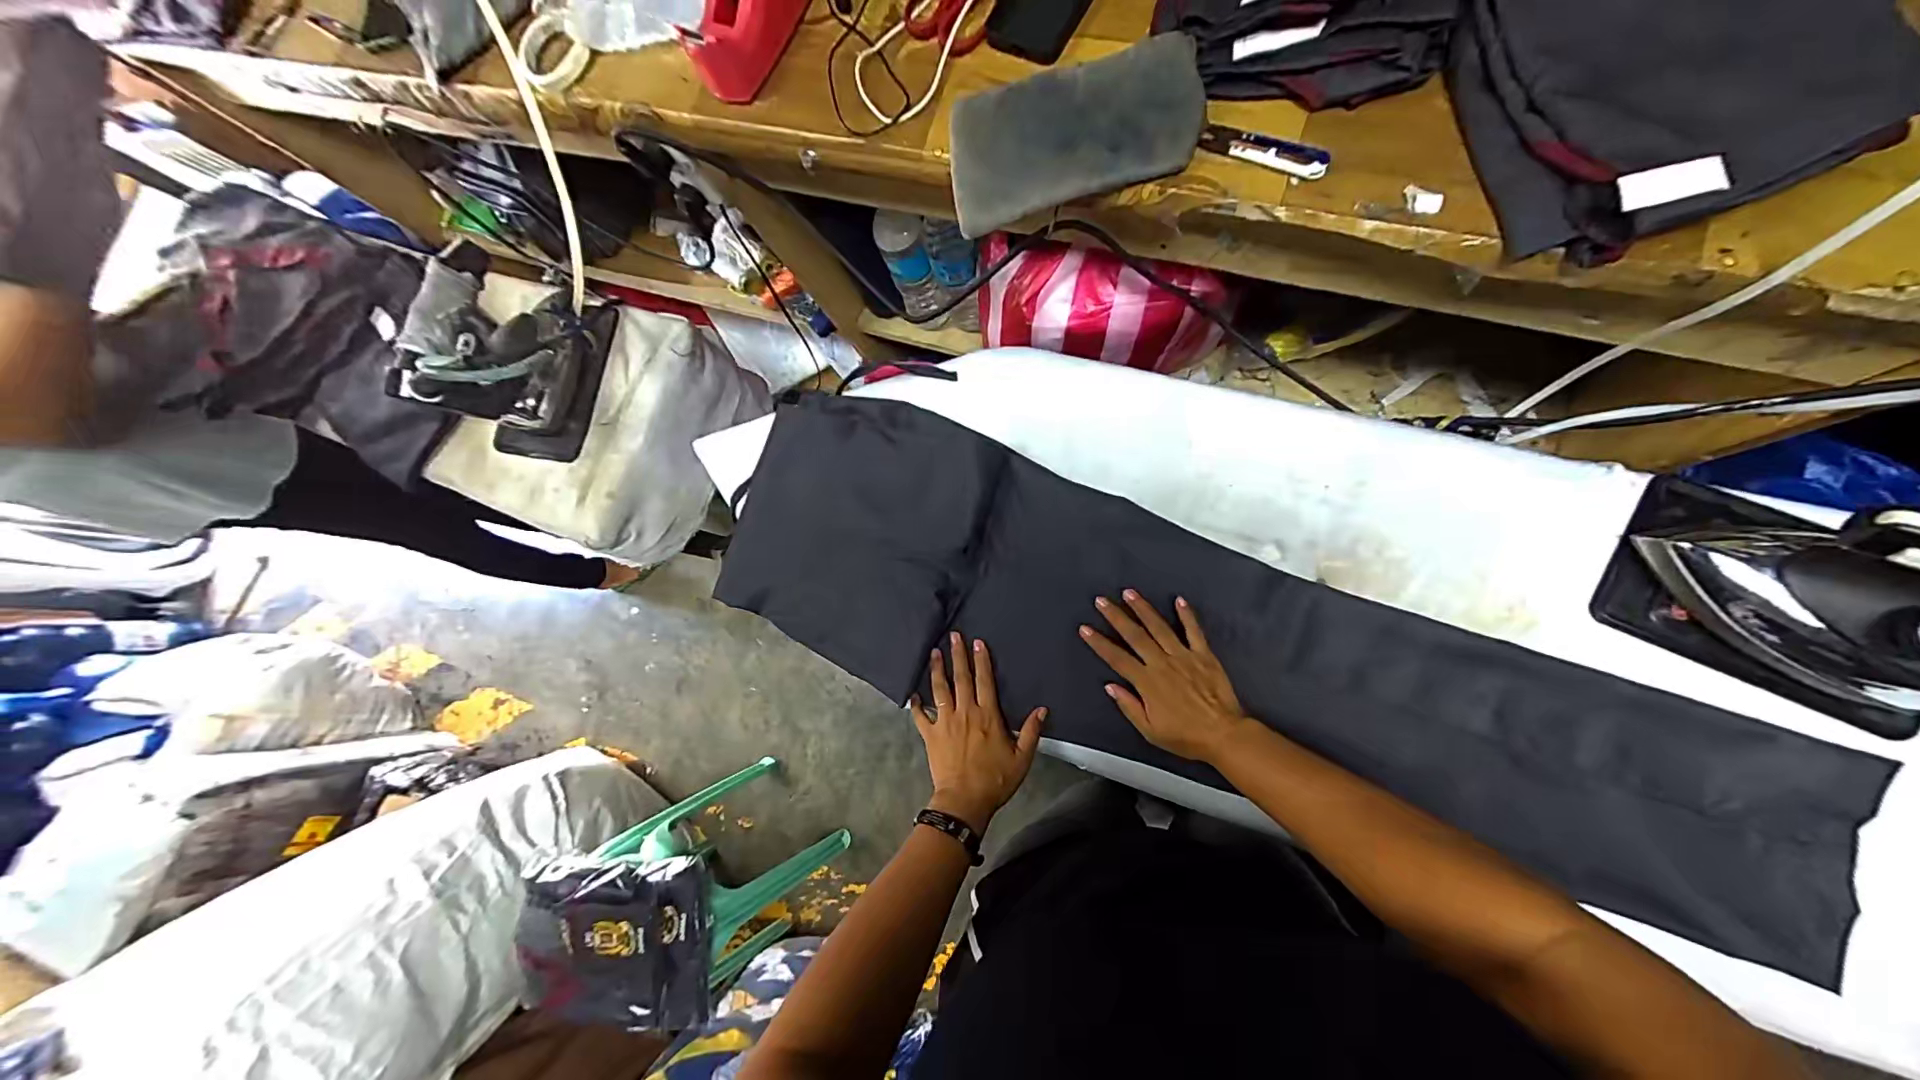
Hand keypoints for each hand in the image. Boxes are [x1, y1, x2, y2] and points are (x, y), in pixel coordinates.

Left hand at [909, 632, 1045, 832]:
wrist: (964, 800)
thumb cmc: (996, 780)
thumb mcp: (1022, 758)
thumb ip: (1031, 731)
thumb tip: (1042, 709)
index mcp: (988, 716)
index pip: (985, 681)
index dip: (982, 660)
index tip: (978, 643)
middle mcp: (966, 713)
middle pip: (962, 678)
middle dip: (958, 655)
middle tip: (954, 636)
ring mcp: (945, 723)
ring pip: (940, 690)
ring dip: (937, 670)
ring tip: (934, 652)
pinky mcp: (931, 736)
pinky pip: (921, 716)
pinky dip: (915, 704)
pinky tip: (912, 694)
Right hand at [1080, 591, 1251, 762]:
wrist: (1223, 735)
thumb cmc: (1186, 736)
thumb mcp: (1150, 730)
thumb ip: (1129, 706)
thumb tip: (1111, 687)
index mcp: (1147, 682)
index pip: (1116, 657)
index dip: (1099, 642)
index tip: (1085, 628)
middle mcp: (1162, 664)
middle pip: (1134, 635)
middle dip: (1116, 616)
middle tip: (1102, 601)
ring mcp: (1184, 657)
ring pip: (1159, 627)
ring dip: (1143, 609)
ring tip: (1130, 593)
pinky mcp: (1204, 655)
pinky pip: (1194, 631)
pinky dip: (1187, 615)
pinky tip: (1179, 600)